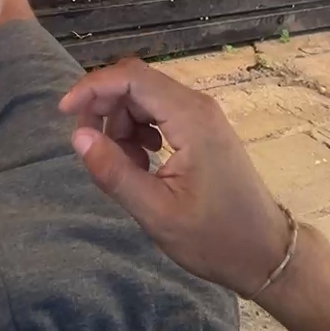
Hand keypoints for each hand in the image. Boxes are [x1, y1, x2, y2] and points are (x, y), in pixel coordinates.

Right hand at [59, 58, 290, 295]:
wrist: (266, 253)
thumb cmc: (215, 238)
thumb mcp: (157, 213)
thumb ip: (115, 172)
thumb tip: (77, 136)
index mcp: (190, 117)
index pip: (132, 77)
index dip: (93, 87)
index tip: (63, 113)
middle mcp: (197, 104)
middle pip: (137, 82)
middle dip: (104, 106)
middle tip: (89, 147)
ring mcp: (202, 114)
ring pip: (145, 97)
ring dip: (121, 122)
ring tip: (123, 165)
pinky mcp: (201, 127)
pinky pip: (159, 111)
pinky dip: (139, 130)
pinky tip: (140, 161)